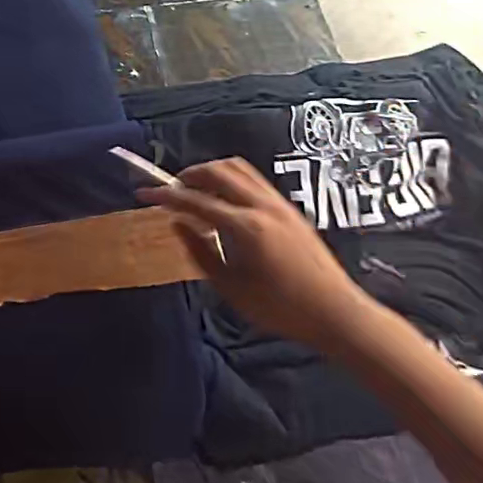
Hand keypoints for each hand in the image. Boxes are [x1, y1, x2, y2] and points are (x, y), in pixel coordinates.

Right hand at [138, 157, 379, 352]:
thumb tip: (178, 225)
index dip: (165, 195)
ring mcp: (278, 203)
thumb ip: (201, 253)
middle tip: (172, 190)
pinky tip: (223, 200)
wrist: (338, 314)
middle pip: (217, 170)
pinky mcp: (289, 208)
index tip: (144, 193)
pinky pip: (252, 179)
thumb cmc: (282, 309)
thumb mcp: (232, 289)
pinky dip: (230, 179)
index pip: (195, 200)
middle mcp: (262, 206)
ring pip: (236, 168)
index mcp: (245, 227)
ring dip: (210, 173)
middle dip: (188, 175)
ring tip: (196, 191)